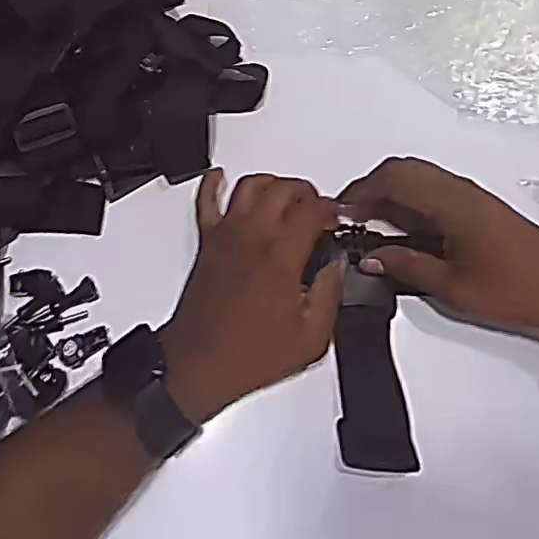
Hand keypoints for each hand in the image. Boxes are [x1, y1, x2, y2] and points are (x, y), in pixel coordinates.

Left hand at [159, 171, 345, 422]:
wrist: (201, 362)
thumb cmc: (249, 353)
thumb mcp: (312, 337)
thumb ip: (330, 294)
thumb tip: (337, 268)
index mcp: (280, 257)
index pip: (311, 210)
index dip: (330, 208)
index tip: (336, 218)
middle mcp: (252, 237)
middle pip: (282, 189)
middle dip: (306, 192)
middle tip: (316, 207)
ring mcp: (226, 234)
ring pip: (249, 185)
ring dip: (271, 183)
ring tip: (284, 194)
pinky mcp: (207, 240)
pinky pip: (206, 200)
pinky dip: (213, 183)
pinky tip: (220, 177)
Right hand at [340, 157, 538, 354]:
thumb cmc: (522, 292)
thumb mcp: (455, 288)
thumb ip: (405, 266)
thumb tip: (369, 258)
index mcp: (451, 203)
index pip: (392, 181)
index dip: (359, 192)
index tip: (339, 211)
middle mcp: (458, 190)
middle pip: (400, 170)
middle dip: (368, 187)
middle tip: (349, 214)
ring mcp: (468, 196)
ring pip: (414, 176)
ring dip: (386, 191)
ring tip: (368, 221)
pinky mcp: (475, 206)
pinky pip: (429, 189)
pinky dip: (405, 199)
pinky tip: (399, 227)